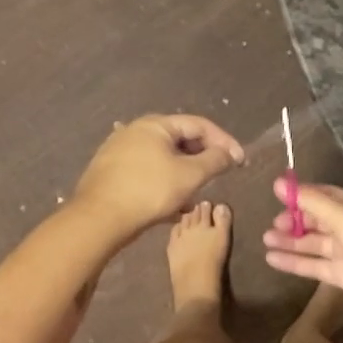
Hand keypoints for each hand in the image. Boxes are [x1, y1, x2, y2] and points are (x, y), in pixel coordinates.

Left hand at [72, 114, 244, 233]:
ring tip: (199, 190)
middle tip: (221, 174)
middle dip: (205, 157)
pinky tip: (175, 201)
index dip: (225, 141)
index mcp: (155, 125)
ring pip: (166, 157)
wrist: (101, 217)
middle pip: (182, 139)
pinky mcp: (114, 170)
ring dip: (188, 172)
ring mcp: (121, 150)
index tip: (241, 161)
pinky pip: (151, 170)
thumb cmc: (150, 190)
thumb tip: (231, 154)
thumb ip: (216, 160)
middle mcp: (136, 131)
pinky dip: (168, 180)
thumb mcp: (191, 175)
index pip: (200, 125)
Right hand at [262, 177, 342, 313]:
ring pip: (311, 243)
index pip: (325, 196)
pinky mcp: (339, 275)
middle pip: (316, 220)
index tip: (278, 194)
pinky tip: (272, 258)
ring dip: (289, 241)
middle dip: (294, 220)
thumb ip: (312, 203)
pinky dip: (293, 262)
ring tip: (266, 239)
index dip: (303, 195)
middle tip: (274, 224)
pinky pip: (311, 265)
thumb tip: (279, 184)